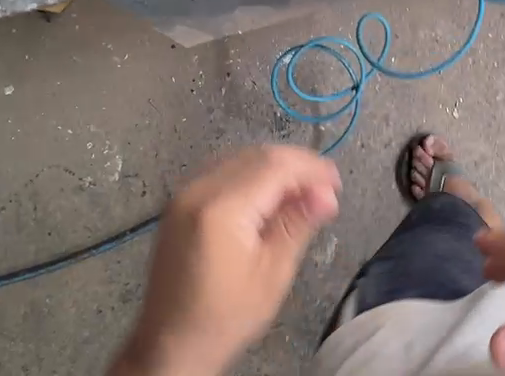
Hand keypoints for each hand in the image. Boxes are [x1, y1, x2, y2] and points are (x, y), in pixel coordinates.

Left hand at [113, 145, 341, 375]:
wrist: (167, 349)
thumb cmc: (225, 318)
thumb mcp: (272, 275)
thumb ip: (298, 224)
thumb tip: (329, 192)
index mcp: (221, 209)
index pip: (276, 166)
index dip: (311, 168)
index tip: (336, 182)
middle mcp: (199, 189)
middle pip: (259, 156)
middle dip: (296, 165)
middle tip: (324, 187)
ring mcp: (185, 193)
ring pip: (242, 158)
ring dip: (276, 166)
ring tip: (302, 191)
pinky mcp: (180, 201)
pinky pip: (224, 170)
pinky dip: (252, 173)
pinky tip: (269, 195)